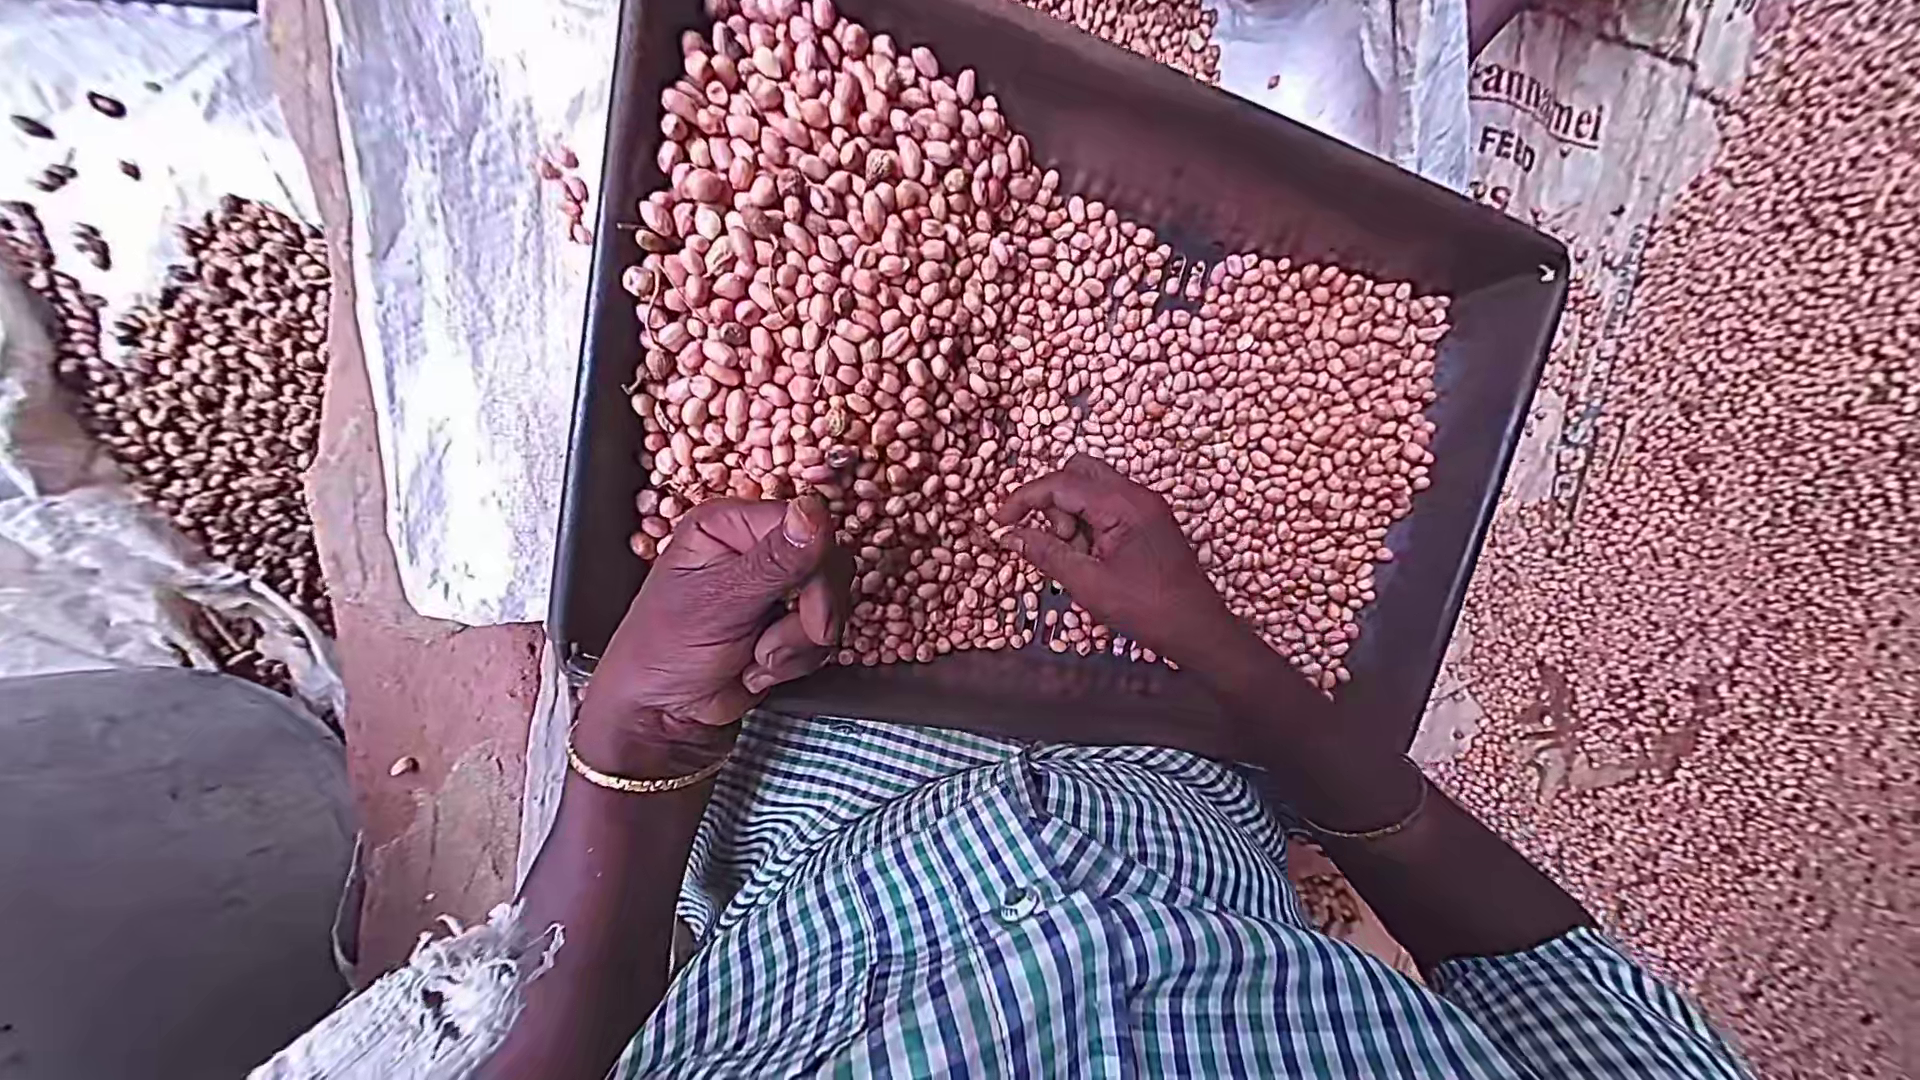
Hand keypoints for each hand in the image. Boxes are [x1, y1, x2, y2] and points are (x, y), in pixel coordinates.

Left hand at [578, 496, 850, 768]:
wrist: (662, 716)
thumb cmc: (663, 652)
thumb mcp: (719, 602)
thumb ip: (774, 560)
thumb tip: (814, 512)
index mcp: (731, 525)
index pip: (806, 525)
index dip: (817, 569)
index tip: (811, 611)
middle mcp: (759, 547)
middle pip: (828, 564)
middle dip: (807, 617)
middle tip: (769, 647)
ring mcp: (778, 585)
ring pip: (832, 602)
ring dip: (799, 644)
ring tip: (755, 659)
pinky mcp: (791, 620)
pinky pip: (824, 633)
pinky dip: (798, 660)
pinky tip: (759, 668)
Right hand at [993, 454, 1257, 667]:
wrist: (1198, 628)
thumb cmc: (1146, 609)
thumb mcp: (1086, 583)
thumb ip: (1045, 553)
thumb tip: (1010, 536)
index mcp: (1123, 505)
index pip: (1060, 483)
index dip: (1023, 499)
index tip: (1001, 522)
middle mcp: (1136, 494)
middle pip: (1077, 472)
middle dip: (1052, 502)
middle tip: (1053, 541)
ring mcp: (1145, 505)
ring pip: (1091, 488)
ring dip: (1071, 515)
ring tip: (1078, 558)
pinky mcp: (1148, 519)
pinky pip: (1106, 506)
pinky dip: (1088, 524)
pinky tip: (1091, 558)